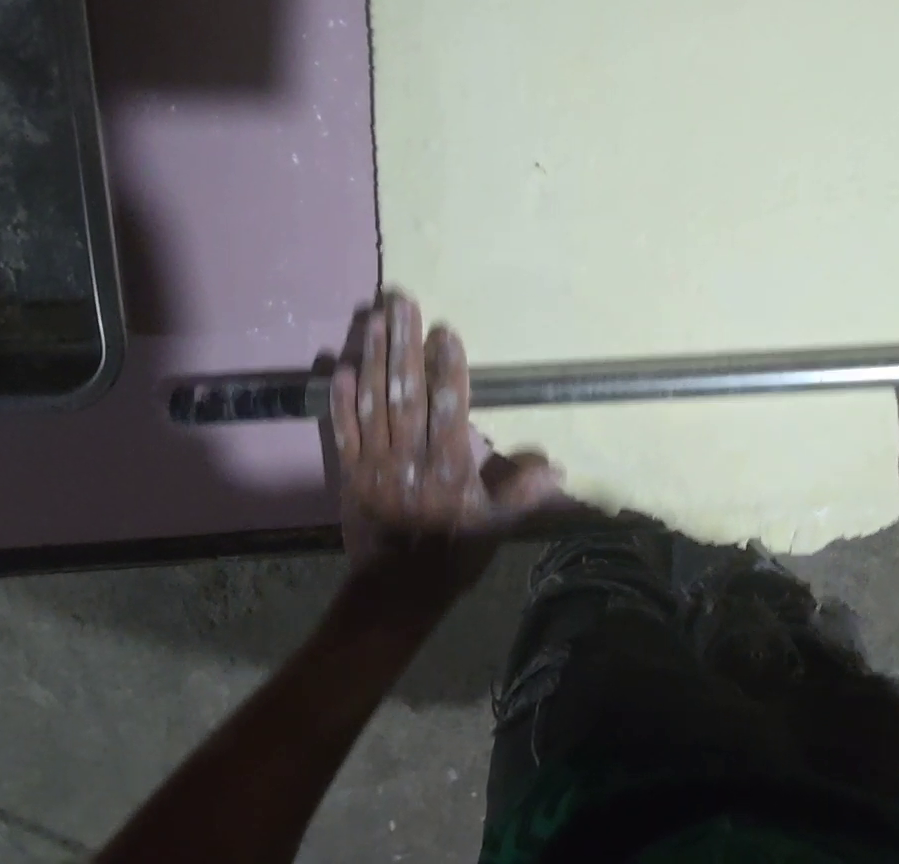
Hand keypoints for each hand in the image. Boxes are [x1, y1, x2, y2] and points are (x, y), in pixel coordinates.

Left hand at [329, 293, 562, 583]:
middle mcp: (410, 457)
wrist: (395, 594)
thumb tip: (558, 467)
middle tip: (402, 304)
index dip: (446, 369)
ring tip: (376, 320)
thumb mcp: (497, 529)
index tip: (444, 332)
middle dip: (405, 346)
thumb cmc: (452, 555)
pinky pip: (344, 431)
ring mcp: (375, 463)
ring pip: (374, 402)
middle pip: (406, 393)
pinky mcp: (351, 473)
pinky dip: (341, 400)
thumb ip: (523, 494)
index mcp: (449, 467)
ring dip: (374, 358)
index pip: (448, 408)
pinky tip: (342, 366)